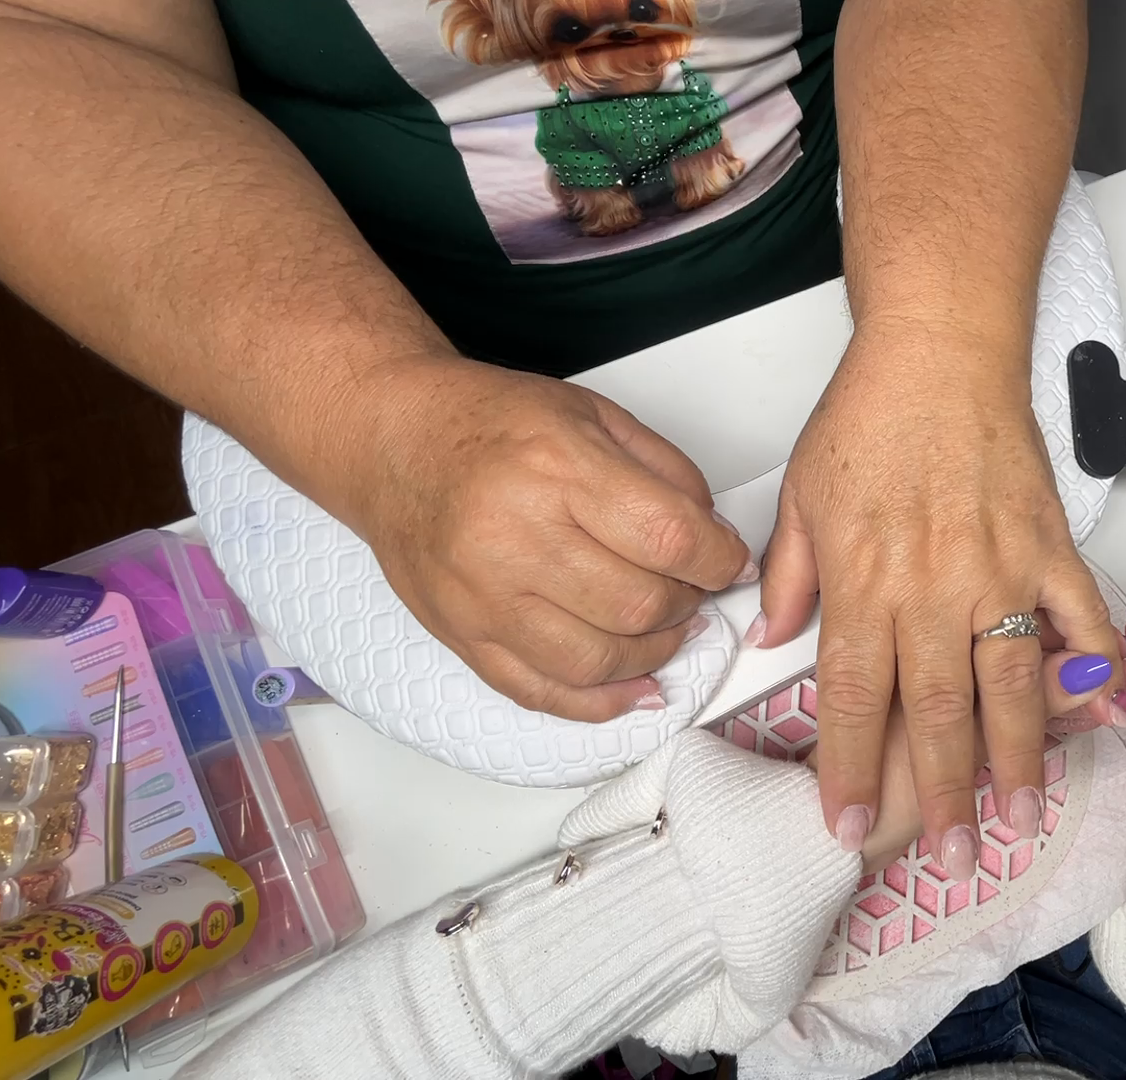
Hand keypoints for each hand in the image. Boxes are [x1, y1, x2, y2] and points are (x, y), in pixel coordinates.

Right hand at [328, 355, 752, 721]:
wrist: (392, 439)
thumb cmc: (496, 423)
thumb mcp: (600, 417)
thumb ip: (672, 476)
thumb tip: (718, 542)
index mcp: (560, 469)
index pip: (669, 538)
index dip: (721, 562)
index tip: (733, 565)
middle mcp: (515, 537)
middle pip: (640, 605)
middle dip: (691, 604)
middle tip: (694, 587)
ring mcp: (483, 595)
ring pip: (600, 659)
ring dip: (657, 652)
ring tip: (668, 626)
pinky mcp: (462, 633)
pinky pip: (541, 691)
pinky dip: (601, 703)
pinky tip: (639, 690)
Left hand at [759, 324, 1119, 878]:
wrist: (938, 355)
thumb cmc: (870, 416)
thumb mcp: (804, 493)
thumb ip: (789, 576)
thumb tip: (774, 640)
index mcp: (867, 579)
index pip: (857, 696)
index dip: (852, 769)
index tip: (851, 823)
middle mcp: (935, 587)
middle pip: (938, 710)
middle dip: (941, 792)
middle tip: (950, 853)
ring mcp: (1001, 570)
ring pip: (1010, 683)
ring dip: (1016, 756)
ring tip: (1018, 814)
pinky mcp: (1049, 545)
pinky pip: (1078, 615)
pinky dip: (1094, 665)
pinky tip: (1101, 711)